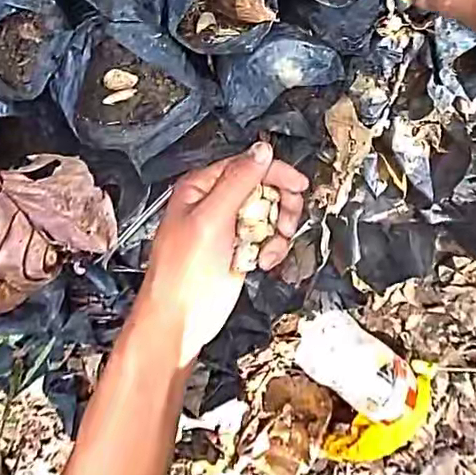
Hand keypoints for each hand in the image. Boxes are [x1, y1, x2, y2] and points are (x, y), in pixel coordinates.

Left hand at [132, 141, 307, 368]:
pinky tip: (262, 260)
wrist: (177, 323)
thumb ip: (238, 182)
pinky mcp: (238, 248)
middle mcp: (215, 203)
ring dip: (277, 231)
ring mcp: (228, 226)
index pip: (247, 165)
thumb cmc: (180, 275)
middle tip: (285, 222)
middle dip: (280, 205)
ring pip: (270, 213)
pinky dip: (272, 248)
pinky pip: (268, 237)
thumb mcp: (211, 219)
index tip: (298, 184)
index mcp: (202, 187)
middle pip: (263, 188)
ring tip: (270, 246)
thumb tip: (260, 151)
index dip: (275, 173)